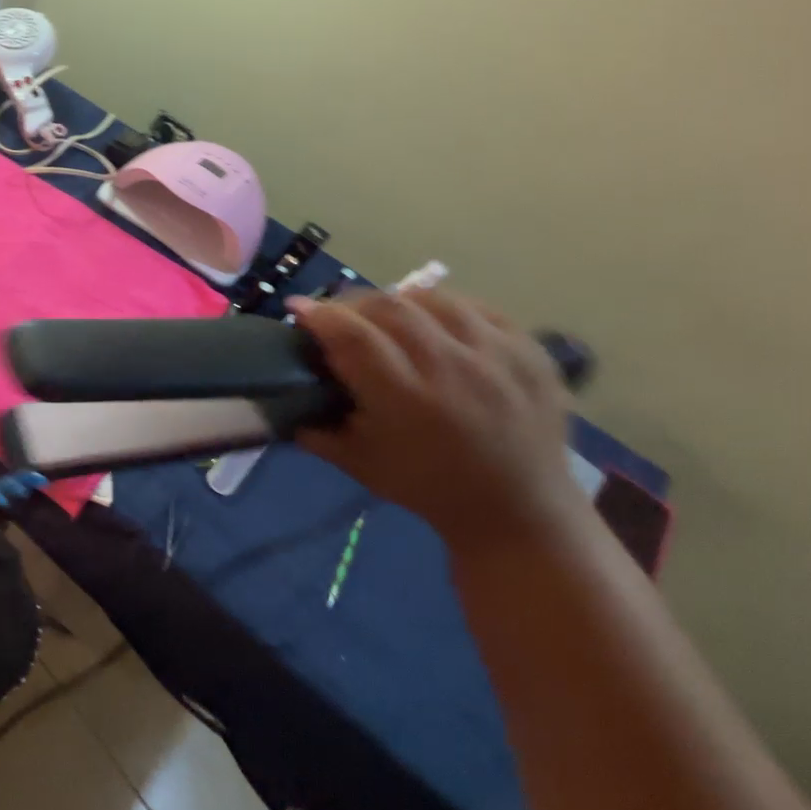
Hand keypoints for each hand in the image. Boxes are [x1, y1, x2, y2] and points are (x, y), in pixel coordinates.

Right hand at [287, 288, 583, 546]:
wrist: (517, 511)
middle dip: (353, 304)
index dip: (320, 315)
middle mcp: (451, 367)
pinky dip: (444, 307)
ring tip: (383, 316)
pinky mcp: (530, 350)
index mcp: (405, 397)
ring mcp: (496, 355)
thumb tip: (281, 399)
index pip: (353, 334)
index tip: (299, 309)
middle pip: (389, 307)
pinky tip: (431, 321)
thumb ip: (315, 429)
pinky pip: (477, 307)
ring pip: (433, 299)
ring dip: (397, 302)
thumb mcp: (358, 463)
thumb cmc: (427, 488)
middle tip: (337, 316)